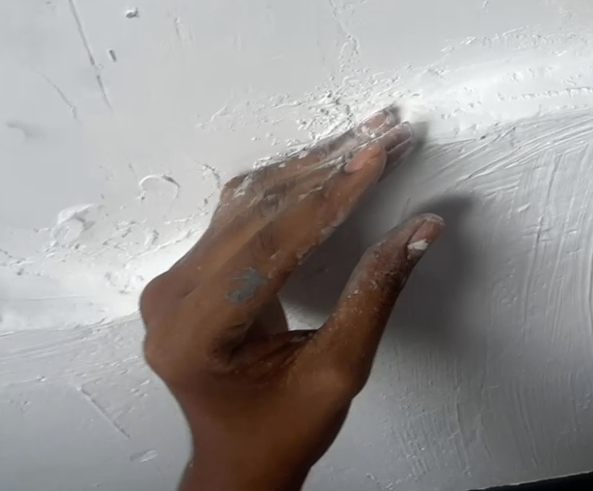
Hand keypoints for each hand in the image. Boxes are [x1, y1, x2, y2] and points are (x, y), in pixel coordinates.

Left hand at [140, 108, 442, 490]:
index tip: (377, 156)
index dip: (331, 196)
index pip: (271, 243)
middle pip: (261, 210)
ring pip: (252, 198)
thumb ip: (375, 294)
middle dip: (332, 169)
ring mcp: (176, 277)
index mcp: (195, 334)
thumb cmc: (283, 430)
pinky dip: (295, 180)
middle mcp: (172, 297)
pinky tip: (332, 158)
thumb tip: (421, 227)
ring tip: (368, 137)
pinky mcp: (193, 266)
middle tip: (385, 134)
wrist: (239, 460)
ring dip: (316, 165)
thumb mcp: (338, 372)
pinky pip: (245, 208)